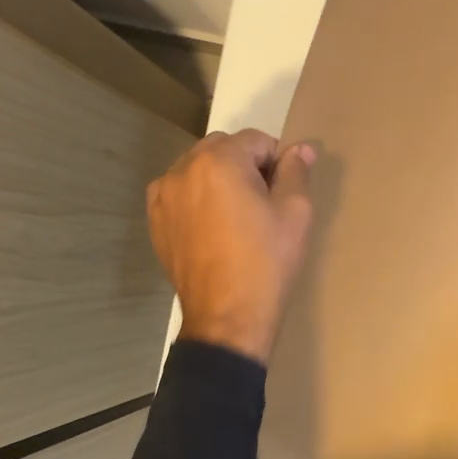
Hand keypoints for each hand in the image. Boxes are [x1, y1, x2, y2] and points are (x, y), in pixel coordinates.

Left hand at [148, 129, 314, 362]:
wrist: (227, 318)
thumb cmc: (267, 263)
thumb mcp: (294, 214)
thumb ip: (296, 172)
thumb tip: (302, 148)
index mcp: (218, 161)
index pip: (256, 141)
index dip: (277, 162)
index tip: (283, 194)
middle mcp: (182, 170)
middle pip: (223, 149)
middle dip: (245, 166)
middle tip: (262, 206)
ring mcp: (163, 196)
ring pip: (198, 170)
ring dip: (219, 181)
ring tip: (236, 220)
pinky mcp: (156, 221)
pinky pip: (181, 194)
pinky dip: (198, 200)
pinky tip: (214, 231)